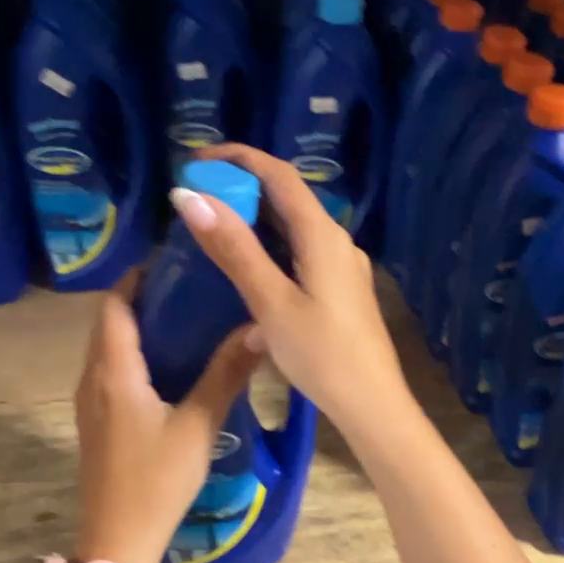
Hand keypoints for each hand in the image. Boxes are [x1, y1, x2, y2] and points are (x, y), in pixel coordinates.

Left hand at [73, 275, 262, 562]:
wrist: (119, 540)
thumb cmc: (157, 481)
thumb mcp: (198, 426)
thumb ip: (226, 374)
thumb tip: (258, 326)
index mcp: (114, 373)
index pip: (114, 306)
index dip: (137, 278)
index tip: (173, 263)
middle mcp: (94, 381)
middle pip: (109, 324)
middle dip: (142, 299)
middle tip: (191, 288)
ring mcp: (92, 405)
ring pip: (109, 349)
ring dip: (138, 328)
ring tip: (187, 319)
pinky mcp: (99, 424)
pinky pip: (112, 373)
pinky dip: (136, 355)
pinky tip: (173, 367)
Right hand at [173, 144, 415, 442]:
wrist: (372, 403)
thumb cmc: (322, 355)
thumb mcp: (271, 303)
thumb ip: (234, 249)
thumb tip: (190, 198)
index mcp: (323, 236)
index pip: (280, 176)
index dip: (238, 159)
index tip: (195, 163)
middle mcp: (338, 241)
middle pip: (288, 199)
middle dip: (242, 189)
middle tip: (194, 199)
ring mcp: (343, 266)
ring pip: (295, 228)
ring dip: (255, 221)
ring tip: (211, 227)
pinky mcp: (342, 290)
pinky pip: (302, 253)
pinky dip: (271, 248)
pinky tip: (247, 267)